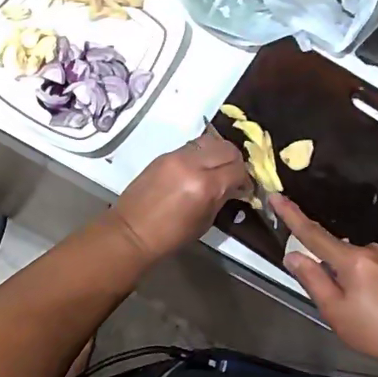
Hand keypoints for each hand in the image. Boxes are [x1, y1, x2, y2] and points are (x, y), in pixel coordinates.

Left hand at [105, 128, 252, 264]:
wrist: (132, 230)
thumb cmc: (171, 235)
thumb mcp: (205, 221)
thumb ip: (222, 198)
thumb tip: (234, 186)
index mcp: (205, 185)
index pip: (238, 169)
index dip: (245, 180)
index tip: (244, 189)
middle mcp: (192, 164)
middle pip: (227, 148)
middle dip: (235, 162)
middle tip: (233, 176)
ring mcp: (176, 156)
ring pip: (210, 141)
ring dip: (218, 153)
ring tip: (216, 169)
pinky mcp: (164, 155)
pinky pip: (191, 146)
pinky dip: (201, 154)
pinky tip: (199, 168)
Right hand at [271, 192, 377, 376]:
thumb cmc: (377, 331)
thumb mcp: (335, 310)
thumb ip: (312, 280)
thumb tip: (293, 255)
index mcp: (352, 259)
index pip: (313, 234)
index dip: (291, 215)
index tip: (276, 196)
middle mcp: (369, 251)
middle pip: (331, 250)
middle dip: (322, 270)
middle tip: (331, 306)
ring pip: (347, 262)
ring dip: (340, 280)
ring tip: (353, 315)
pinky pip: (362, 268)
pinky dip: (354, 283)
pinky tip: (366, 309)